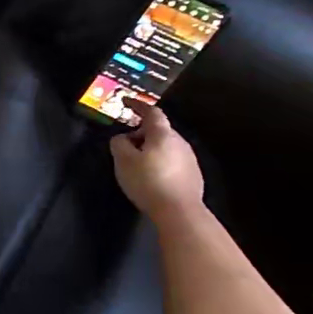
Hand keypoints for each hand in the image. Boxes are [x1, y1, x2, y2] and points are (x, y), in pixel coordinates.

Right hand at [110, 103, 205, 221]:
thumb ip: (119, 144)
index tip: (127, 102)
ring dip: (152, 148)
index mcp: (162, 134)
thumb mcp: (123, 161)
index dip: (138, 105)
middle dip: (142, 132)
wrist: (179, 211)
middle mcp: (179, 141)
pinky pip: (173, 161)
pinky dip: (161, 162)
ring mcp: (189, 158)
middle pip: (159, 129)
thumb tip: (121, 138)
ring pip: (167, 146)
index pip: (151, 112)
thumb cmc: (148, 182)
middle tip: (126, 143)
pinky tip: (153, 177)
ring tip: (138, 162)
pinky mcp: (193, 175)